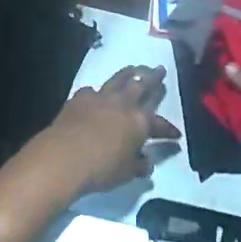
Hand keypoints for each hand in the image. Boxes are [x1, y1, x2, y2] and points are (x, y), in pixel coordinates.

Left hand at [36, 65, 179, 193]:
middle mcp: (122, 104)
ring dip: (128, 73)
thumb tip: (146, 163)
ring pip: (118, 80)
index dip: (168, 129)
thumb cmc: (101, 168)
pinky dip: (97, 92)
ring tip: (134, 68)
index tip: (176, 135)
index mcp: (139, 122)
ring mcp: (100, 98)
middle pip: (142, 85)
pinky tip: (96, 94)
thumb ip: (138, 165)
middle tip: (160, 69)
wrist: (64, 156)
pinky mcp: (79, 99)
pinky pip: (92, 91)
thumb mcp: (126, 172)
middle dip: (153, 78)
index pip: (159, 124)